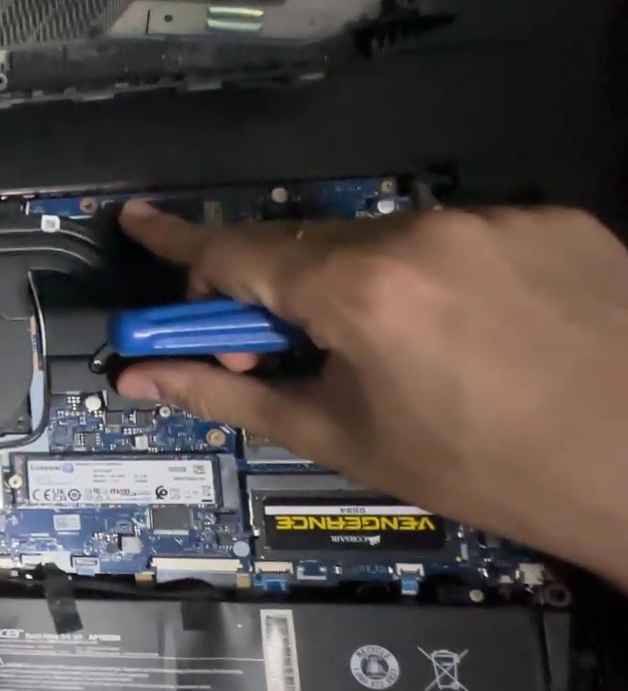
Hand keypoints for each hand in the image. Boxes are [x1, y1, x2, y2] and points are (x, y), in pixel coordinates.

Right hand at [115, 201, 627, 584]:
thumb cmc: (487, 470)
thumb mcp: (334, 434)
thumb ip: (221, 391)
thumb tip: (135, 379)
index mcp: (360, 290)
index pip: (232, 251)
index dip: (172, 239)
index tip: (135, 220)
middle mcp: (423, 235)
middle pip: (293, 246)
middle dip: (258, 291)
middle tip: (267, 349)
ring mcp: (496, 223)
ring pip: (366, 241)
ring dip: (337, 283)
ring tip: (375, 347)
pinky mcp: (555, 224)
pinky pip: (443, 237)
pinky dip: (415, 273)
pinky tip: (450, 325)